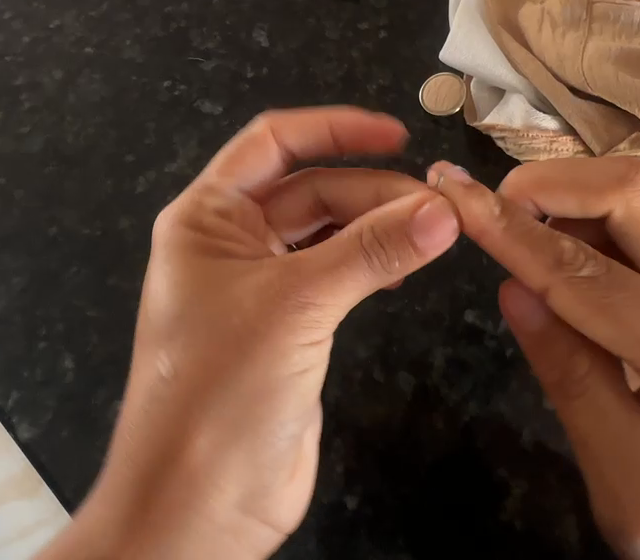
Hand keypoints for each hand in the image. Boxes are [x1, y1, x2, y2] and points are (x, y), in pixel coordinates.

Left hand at [40, 107, 460, 559]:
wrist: (195, 510)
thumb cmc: (223, 391)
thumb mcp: (297, 306)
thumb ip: (371, 251)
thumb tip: (444, 208)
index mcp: (208, 216)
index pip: (272, 142)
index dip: (333, 128)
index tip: (397, 133)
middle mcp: (229, 240)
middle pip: (309, 189)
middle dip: (371, 191)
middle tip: (437, 206)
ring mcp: (258, 284)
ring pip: (326, 232)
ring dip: (376, 228)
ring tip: (431, 235)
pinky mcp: (286, 325)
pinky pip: (334, 274)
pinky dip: (370, 265)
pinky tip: (402, 273)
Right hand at [428, 157, 639, 559]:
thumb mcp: (629, 491)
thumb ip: (574, 383)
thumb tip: (513, 287)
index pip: (586, 270)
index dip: (510, 229)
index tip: (449, 194)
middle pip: (633, 194)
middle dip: (546, 185)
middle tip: (484, 210)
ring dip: (568, 199)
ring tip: (517, 241)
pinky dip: (591, 220)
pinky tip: (563, 261)